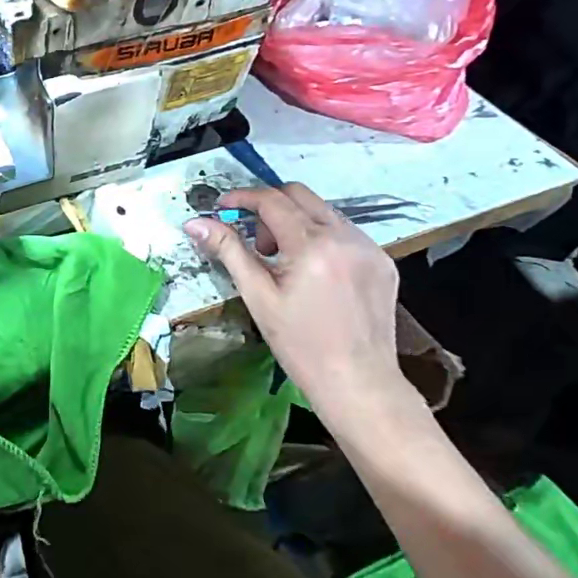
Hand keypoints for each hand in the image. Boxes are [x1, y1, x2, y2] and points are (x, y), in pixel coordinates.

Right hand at [185, 184, 417, 423]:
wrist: (358, 383)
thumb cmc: (301, 346)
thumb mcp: (258, 297)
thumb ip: (229, 251)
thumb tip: (195, 222)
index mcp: (311, 245)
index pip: (271, 200)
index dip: (242, 198)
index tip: (223, 207)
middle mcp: (344, 236)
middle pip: (299, 194)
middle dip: (270, 208)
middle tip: (259, 245)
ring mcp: (369, 247)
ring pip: (323, 211)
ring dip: (297, 223)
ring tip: (287, 264)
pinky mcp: (382, 260)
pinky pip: (345, 232)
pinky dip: (322, 239)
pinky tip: (316, 275)